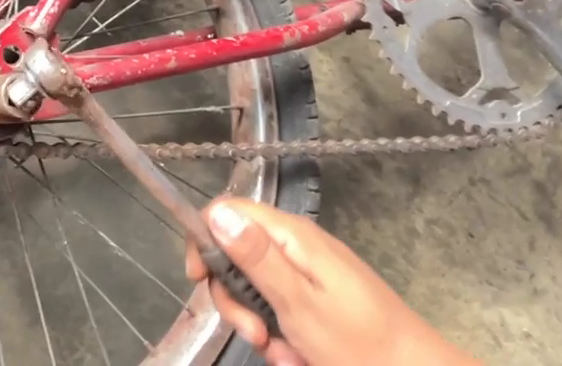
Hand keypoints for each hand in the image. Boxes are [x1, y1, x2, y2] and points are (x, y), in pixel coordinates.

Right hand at [188, 198, 478, 365]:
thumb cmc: (362, 346)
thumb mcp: (300, 304)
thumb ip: (256, 257)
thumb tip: (216, 211)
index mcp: (291, 235)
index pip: (226, 211)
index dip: (205, 240)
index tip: (200, 281)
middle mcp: (297, 245)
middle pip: (236, 253)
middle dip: (235, 297)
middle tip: (254, 335)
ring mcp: (310, 272)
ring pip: (256, 287)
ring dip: (259, 323)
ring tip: (284, 357)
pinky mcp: (321, 299)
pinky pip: (282, 307)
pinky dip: (283, 335)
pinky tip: (299, 359)